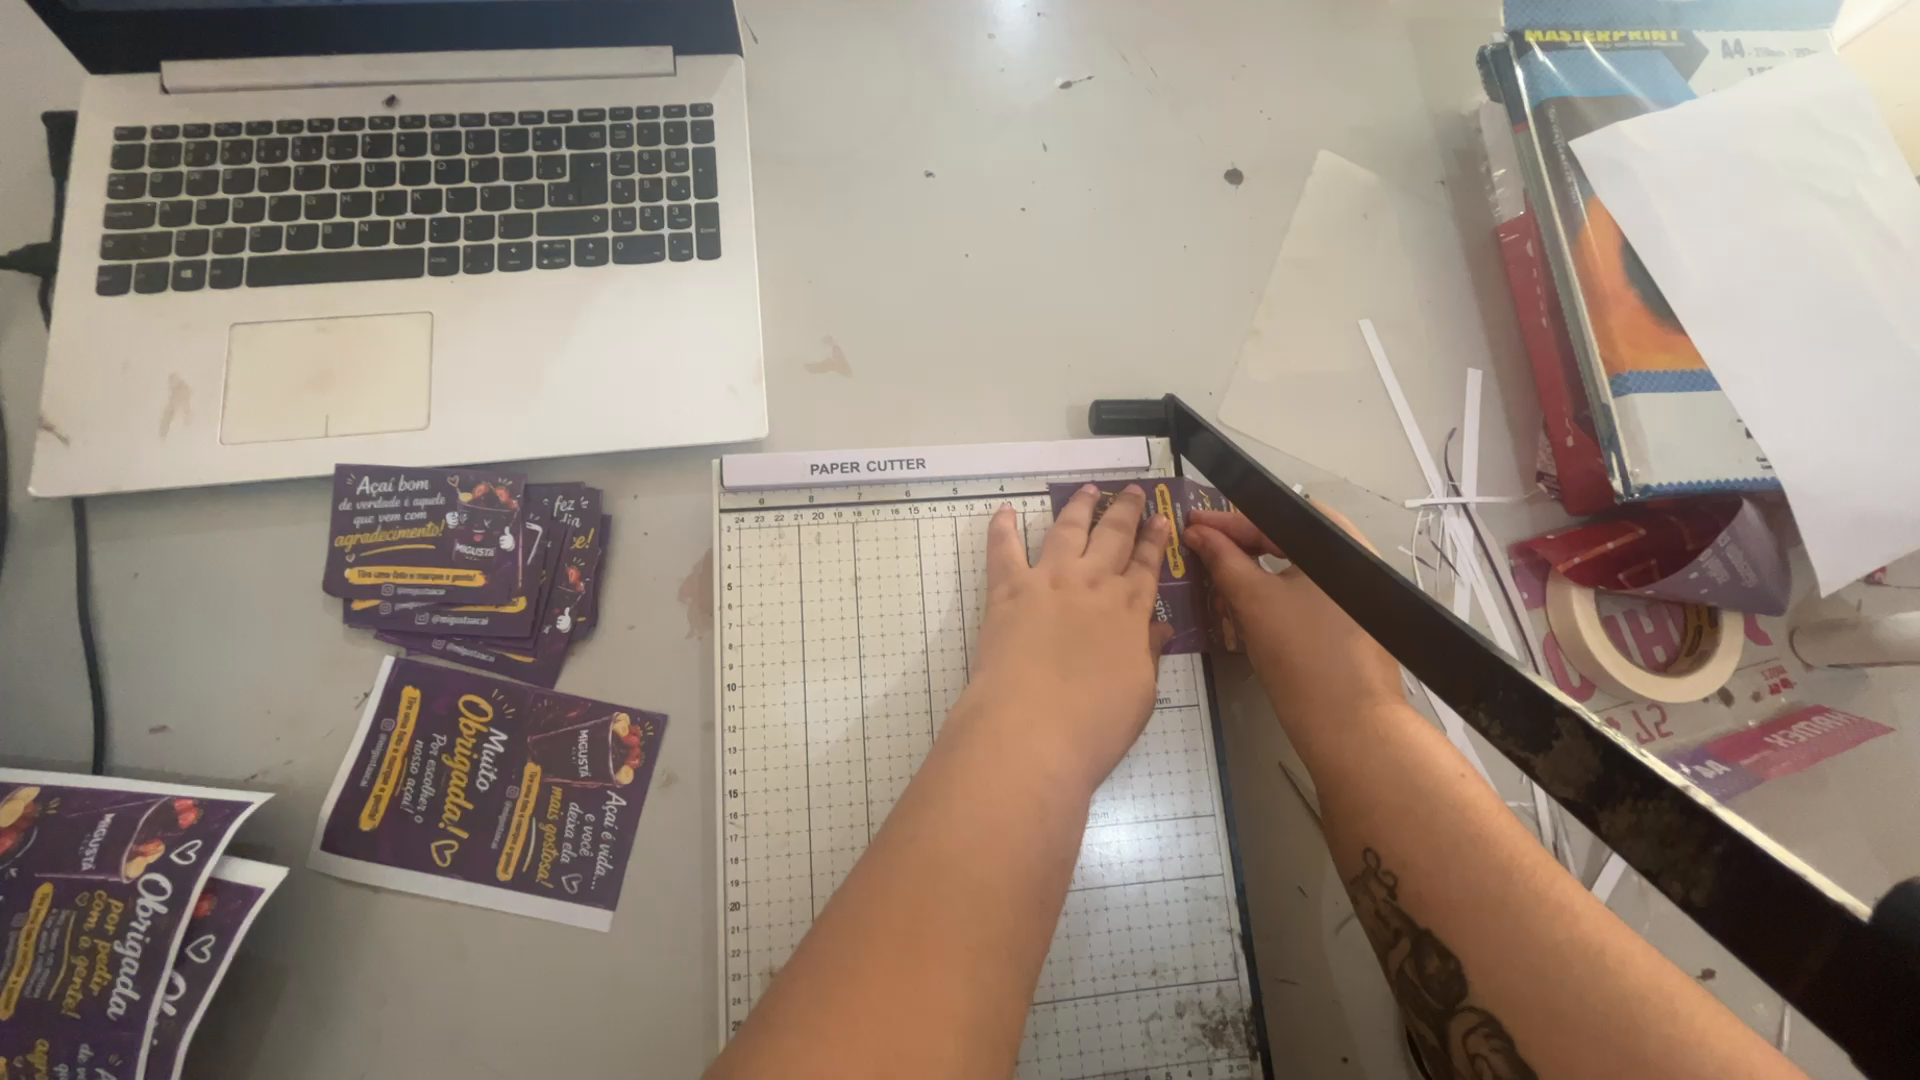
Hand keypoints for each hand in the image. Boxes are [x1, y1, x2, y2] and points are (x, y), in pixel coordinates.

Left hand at [950, 485, 1174, 793]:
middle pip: (1114, 537)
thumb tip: (1159, 629)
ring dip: (1079, 507)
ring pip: (1068, 530)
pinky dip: (1002, 527)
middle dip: (1126, 511)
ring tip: (1088, 489)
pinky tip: (1004, 511)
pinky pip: (1004, 549)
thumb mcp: (1141, 694)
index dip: (1156, 541)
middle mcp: (1093, 584)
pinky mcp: (1008, 590)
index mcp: (1130, 611)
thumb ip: (1148, 654)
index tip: (1162, 519)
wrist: (1031, 729)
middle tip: (1134, 491)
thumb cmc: (1094, 725)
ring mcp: (1049, 581)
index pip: (1148, 566)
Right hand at [1186, 506, 1404, 727]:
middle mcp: (1354, 558)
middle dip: (1240, 541)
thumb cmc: (1301, 654)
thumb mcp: (1253, 601)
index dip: (1227, 520)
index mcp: (1336, 543)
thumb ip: (1223, 559)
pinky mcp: (1351, 617)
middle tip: (1201, 543)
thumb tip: (1197, 532)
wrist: (1350, 724)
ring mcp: (1356, 590)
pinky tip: (1246, 599)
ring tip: (1217, 570)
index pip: (1272, 517)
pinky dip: (1274, 588)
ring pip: (1294, 564)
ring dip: (1254, 566)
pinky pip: (1306, 588)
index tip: (1191, 521)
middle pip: (1286, 537)